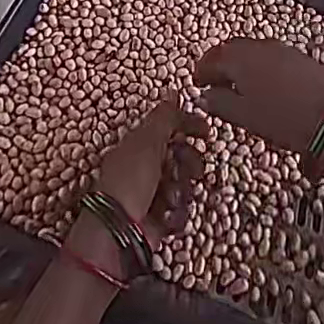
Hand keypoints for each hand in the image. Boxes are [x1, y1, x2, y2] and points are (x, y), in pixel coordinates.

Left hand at [93, 95, 201, 242]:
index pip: (169, 128)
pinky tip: (165, 216)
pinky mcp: (160, 218)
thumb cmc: (130, 180)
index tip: (205, 132)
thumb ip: (165, 117)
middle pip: (182, 157)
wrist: (118, 231)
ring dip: (181, 192)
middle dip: (188, 164)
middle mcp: (146, 166)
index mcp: (138, 143)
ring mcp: (152, 193)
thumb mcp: (148, 141)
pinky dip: (175, 214)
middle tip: (186, 170)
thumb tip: (175, 92)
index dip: (188, 127)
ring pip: (185, 185)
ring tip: (170, 198)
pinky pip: (181, 210)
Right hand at [195, 38, 323, 153]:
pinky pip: (268, 57)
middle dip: (219, 66)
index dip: (201, 72)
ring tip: (238, 88)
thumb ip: (219, 103)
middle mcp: (257, 46)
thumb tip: (204, 95)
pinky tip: (263, 87)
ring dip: (239, 66)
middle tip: (214, 85)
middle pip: (230, 51)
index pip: (211, 58)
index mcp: (238, 58)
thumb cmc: (284, 118)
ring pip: (250, 53)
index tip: (197, 85)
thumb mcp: (245, 116)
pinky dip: (258, 68)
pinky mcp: (298, 57)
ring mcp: (280, 49)